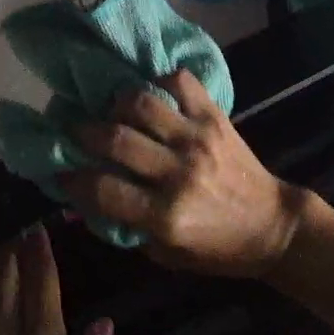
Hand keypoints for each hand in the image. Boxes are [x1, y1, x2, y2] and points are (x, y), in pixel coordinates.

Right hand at [60, 69, 311, 278]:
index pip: (103, 190)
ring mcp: (198, 140)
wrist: (274, 227)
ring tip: (113, 110)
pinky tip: (152, 95)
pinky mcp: (214, 117)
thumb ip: (125, 225)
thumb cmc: (215, 247)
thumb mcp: (166, 254)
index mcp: (167, 217)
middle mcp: (180, 175)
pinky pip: (178, 82)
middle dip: (85, 132)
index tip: (60, 168)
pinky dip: (158, 81)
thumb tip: (80, 196)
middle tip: (77, 131)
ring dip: (116, 104)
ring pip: (141, 104)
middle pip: (116, 140)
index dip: (73, 177)